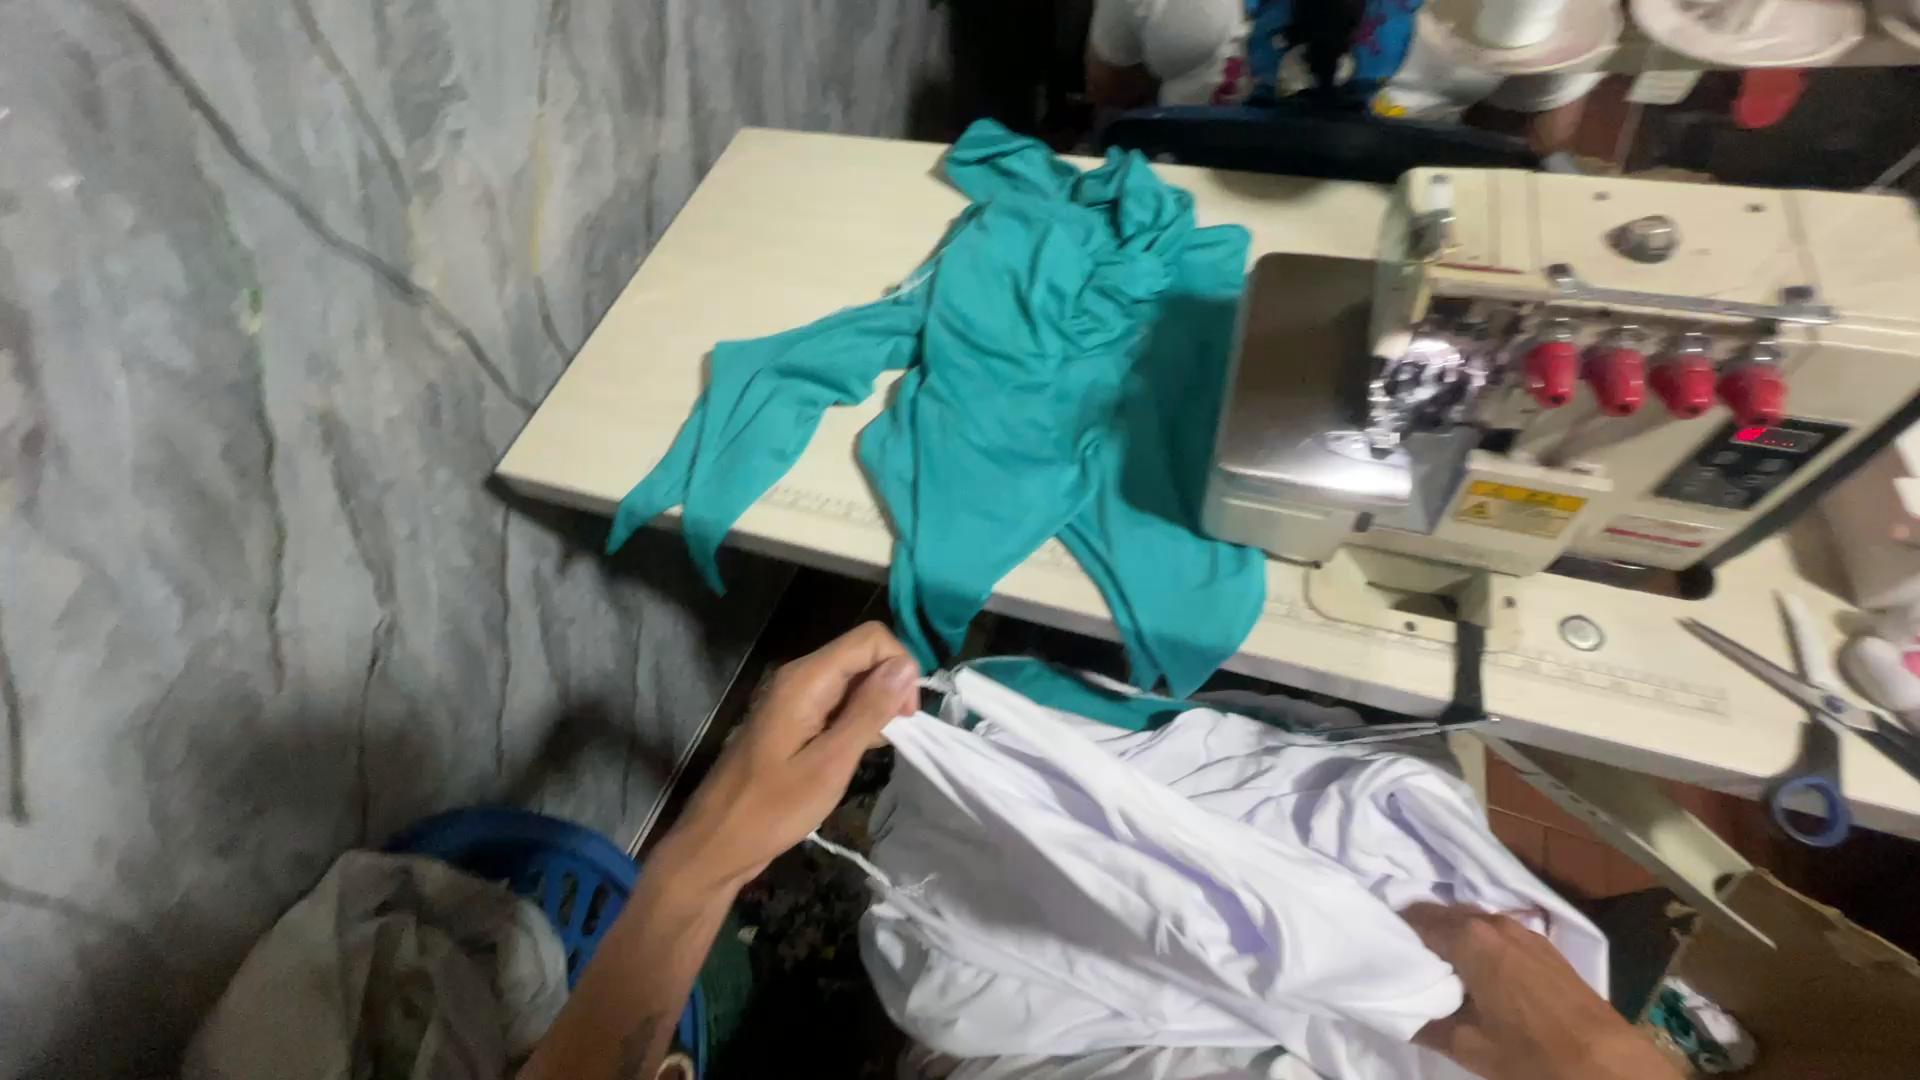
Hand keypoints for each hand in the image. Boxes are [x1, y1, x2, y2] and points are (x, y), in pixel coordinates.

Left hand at [653, 622, 920, 892]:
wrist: (716, 843)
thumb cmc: (772, 810)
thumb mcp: (830, 764)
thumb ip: (868, 711)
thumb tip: (906, 665)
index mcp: (806, 680)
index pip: (870, 638)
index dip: (899, 666)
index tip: (906, 715)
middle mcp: (800, 676)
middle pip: (863, 653)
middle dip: (891, 685)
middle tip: (895, 734)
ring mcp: (795, 696)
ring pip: (853, 677)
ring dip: (876, 703)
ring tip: (876, 747)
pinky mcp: (795, 716)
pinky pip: (838, 699)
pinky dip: (857, 716)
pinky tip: (859, 749)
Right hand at [1402, 904, 1682, 1079]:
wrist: (1620, 1075)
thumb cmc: (1536, 1058)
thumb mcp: (1469, 1048)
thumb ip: (1423, 1022)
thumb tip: (1389, 1008)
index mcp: (1467, 935)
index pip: (1411, 920)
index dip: (1394, 936)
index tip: (1383, 955)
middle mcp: (1492, 921)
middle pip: (1439, 916)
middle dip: (1421, 936)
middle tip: (1409, 967)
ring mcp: (1524, 931)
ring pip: (1469, 924)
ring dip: (1452, 941)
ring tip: (1444, 975)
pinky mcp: (1546, 948)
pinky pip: (1496, 935)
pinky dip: (1480, 948)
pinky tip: (1482, 979)